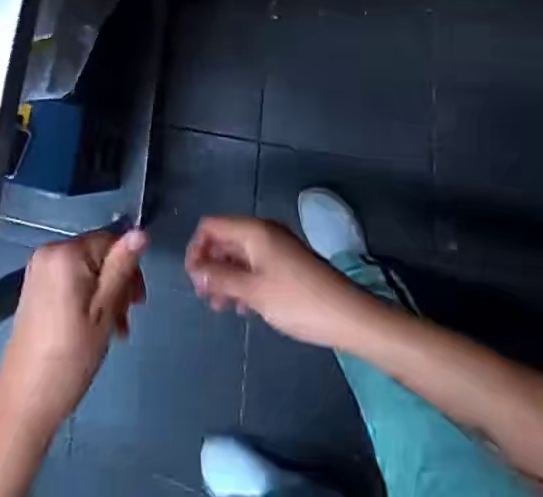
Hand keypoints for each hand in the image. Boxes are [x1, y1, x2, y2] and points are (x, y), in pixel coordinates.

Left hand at [0, 230, 147, 428]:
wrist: (25, 399)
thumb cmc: (71, 355)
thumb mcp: (105, 310)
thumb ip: (121, 268)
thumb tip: (141, 232)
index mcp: (65, 253)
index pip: (110, 241)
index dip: (129, 268)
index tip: (137, 303)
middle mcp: (48, 252)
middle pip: (98, 255)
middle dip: (117, 284)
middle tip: (125, 321)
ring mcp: (38, 271)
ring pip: (87, 271)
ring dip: (106, 296)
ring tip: (113, 331)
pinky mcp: (34, 289)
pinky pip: (71, 281)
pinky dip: (87, 299)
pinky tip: (94, 328)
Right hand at [185, 216, 381, 348]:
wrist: (348, 316)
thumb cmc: (296, 301)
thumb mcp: (252, 291)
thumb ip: (219, 278)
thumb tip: (195, 271)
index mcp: (254, 231)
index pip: (211, 226)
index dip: (196, 249)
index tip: (193, 280)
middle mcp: (265, 232)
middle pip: (225, 240)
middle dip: (211, 266)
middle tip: (205, 297)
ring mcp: (278, 248)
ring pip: (240, 256)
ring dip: (226, 277)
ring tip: (221, 307)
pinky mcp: (288, 265)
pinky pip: (256, 266)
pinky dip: (244, 282)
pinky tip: (244, 308)